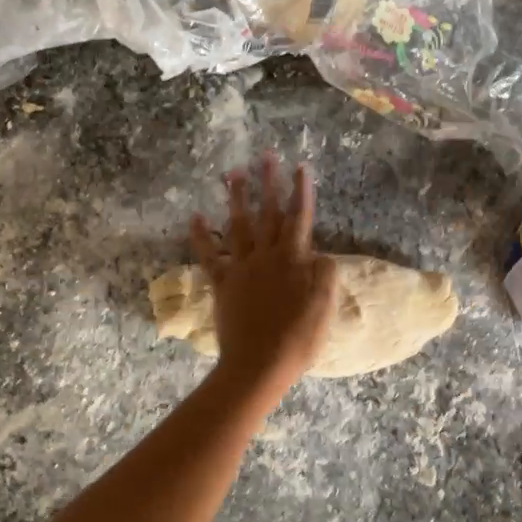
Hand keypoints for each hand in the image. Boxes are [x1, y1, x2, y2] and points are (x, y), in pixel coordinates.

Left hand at [190, 155, 338, 397]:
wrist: (258, 365)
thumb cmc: (297, 339)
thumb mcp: (325, 307)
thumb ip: (324, 273)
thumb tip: (320, 253)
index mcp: (294, 259)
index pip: (300, 217)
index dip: (301, 191)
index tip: (300, 167)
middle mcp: (267, 255)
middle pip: (268, 212)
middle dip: (268, 182)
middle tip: (266, 156)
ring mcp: (242, 267)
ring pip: (239, 224)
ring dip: (236, 197)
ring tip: (233, 173)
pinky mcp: (222, 283)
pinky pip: (210, 255)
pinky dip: (202, 236)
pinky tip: (196, 217)